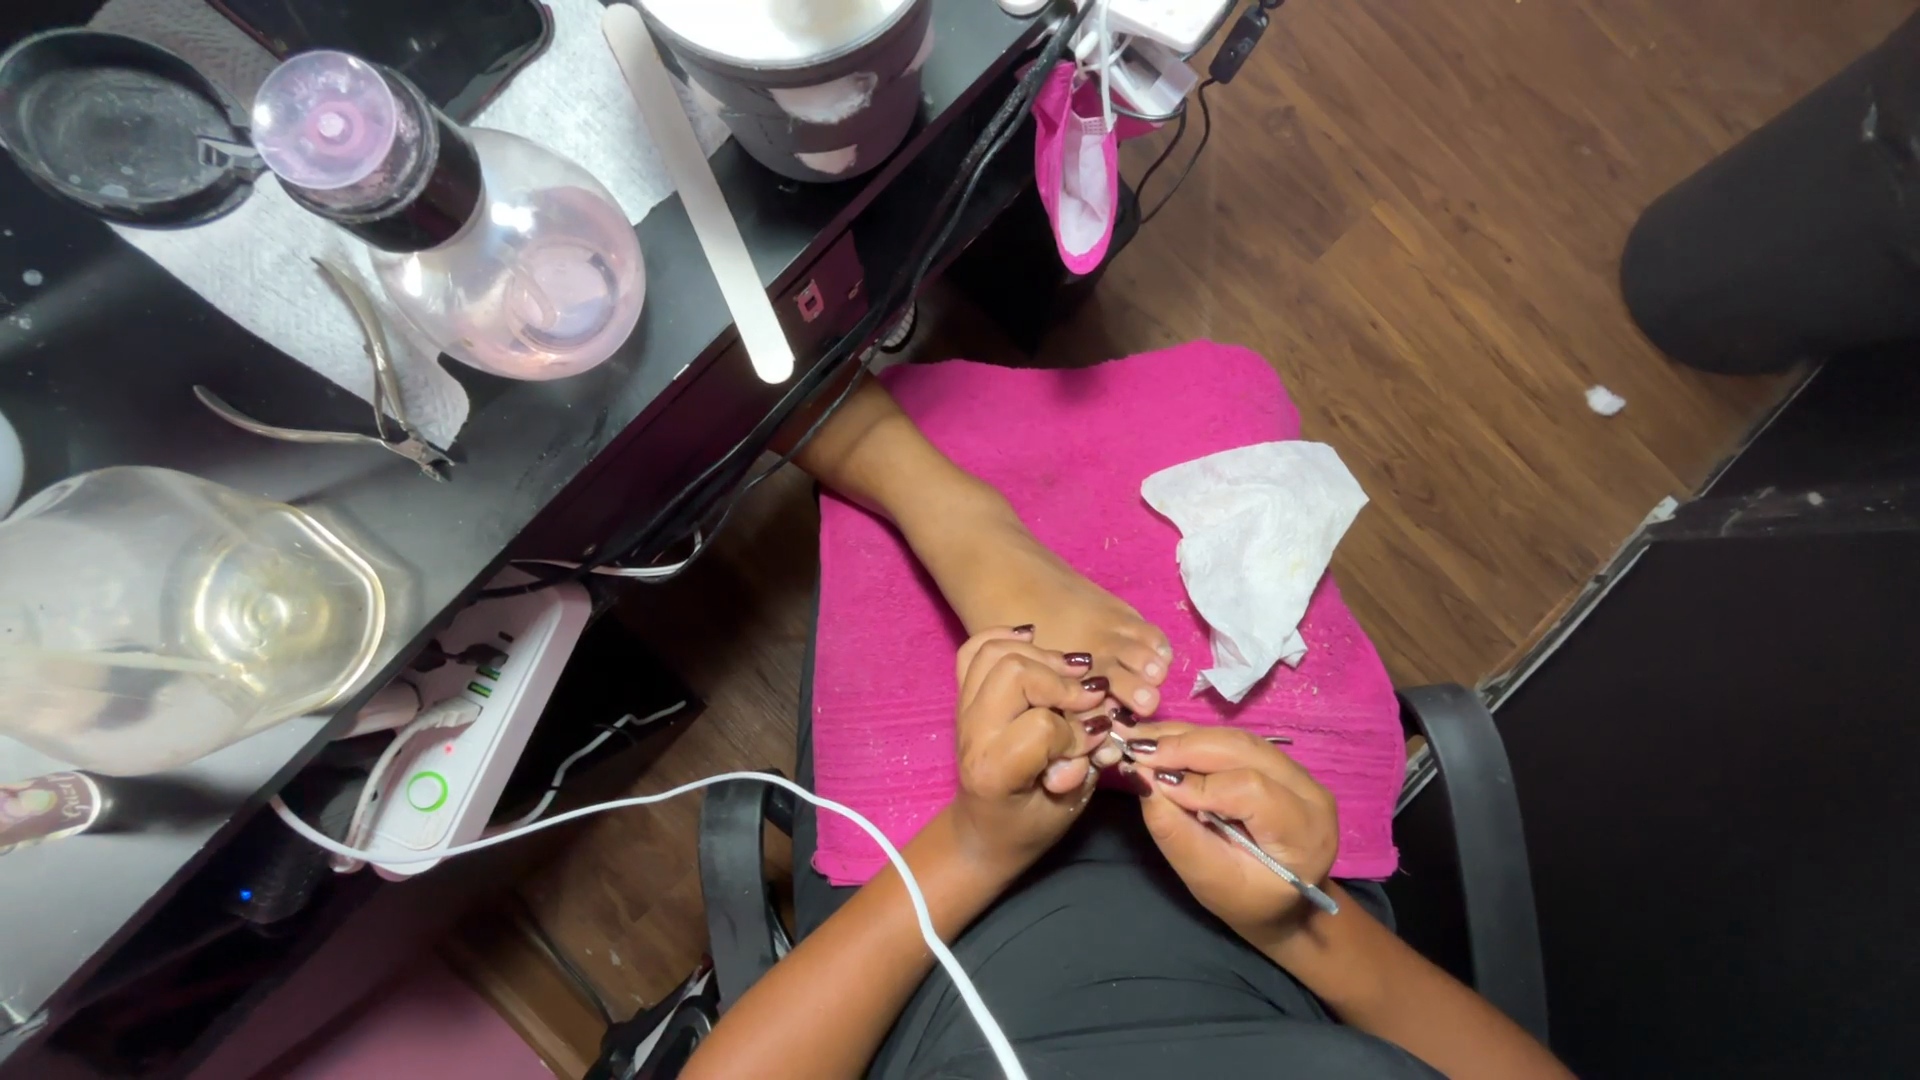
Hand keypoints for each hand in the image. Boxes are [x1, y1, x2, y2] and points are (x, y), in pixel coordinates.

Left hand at [948, 627, 1117, 872]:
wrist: (983, 829)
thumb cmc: (1029, 825)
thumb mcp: (1066, 807)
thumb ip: (1086, 762)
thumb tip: (1102, 724)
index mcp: (993, 769)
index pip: (1041, 726)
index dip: (1075, 733)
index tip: (1092, 743)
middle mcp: (972, 731)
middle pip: (1015, 672)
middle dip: (1060, 683)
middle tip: (1089, 698)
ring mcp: (963, 708)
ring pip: (997, 652)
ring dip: (1042, 655)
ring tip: (1072, 671)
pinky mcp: (964, 693)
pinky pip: (975, 648)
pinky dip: (1005, 636)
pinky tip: (1034, 639)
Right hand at [1125, 723, 1338, 940]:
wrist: (1280, 901)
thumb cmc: (1246, 899)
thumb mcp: (1207, 879)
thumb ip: (1175, 831)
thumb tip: (1140, 777)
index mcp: (1304, 832)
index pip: (1251, 789)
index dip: (1199, 783)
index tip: (1151, 781)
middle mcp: (1308, 791)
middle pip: (1242, 749)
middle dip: (1183, 745)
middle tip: (1134, 747)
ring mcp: (1294, 771)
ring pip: (1233, 738)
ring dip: (1181, 735)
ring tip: (1137, 738)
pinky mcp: (1274, 761)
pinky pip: (1229, 739)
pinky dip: (1190, 737)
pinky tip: (1158, 739)